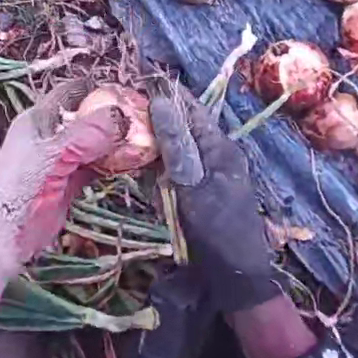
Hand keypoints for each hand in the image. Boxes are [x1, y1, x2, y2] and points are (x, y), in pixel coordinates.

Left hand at [0, 78, 125, 301]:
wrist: (4, 235)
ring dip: (117, 142)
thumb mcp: (52, 154)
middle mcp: (50, 135)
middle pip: (88, 117)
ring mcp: (61, 159)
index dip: (99, 90)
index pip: (72, 93)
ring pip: (95, 143)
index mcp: (39, 119)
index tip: (130, 94)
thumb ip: (85, 134)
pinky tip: (133, 163)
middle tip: (145, 119)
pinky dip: (114, 163)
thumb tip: (120, 117)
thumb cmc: (20, 187)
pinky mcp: (69, 182)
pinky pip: (97, 166)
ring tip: (146, 140)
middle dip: (115, 117)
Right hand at [149, 83, 280, 313]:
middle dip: (155, 117)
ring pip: (176, 149)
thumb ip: (176, 144)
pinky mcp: (200, 193)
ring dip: (154, 143)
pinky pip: (176, 171)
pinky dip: (158, 169)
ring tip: (126, 137)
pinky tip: (142, 171)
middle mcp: (216, 156)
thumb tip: (161, 100)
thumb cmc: (217, 230)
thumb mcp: (192, 184)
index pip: (190, 108)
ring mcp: (209, 175)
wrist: (235, 278)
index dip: (166, 92)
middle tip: (122, 111)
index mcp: (220, 148)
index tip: (137, 79)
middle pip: (182, 127)